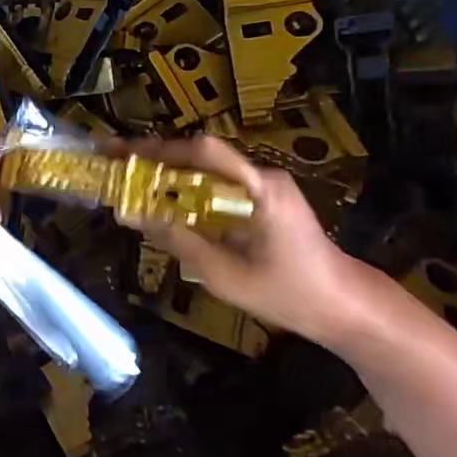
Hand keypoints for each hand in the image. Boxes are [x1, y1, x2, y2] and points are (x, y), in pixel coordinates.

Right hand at [118, 135, 396, 348]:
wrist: (346, 306)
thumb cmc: (290, 293)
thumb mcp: (226, 276)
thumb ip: (178, 241)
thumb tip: (129, 214)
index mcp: (260, 189)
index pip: (206, 152)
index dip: (161, 150)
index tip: (123, 155)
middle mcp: (261, 176)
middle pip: (200, 153)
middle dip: (152, 154)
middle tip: (111, 158)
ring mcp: (262, 185)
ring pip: (205, 165)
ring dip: (165, 167)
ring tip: (125, 173)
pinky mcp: (261, 197)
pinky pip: (215, 181)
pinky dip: (183, 183)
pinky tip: (158, 194)